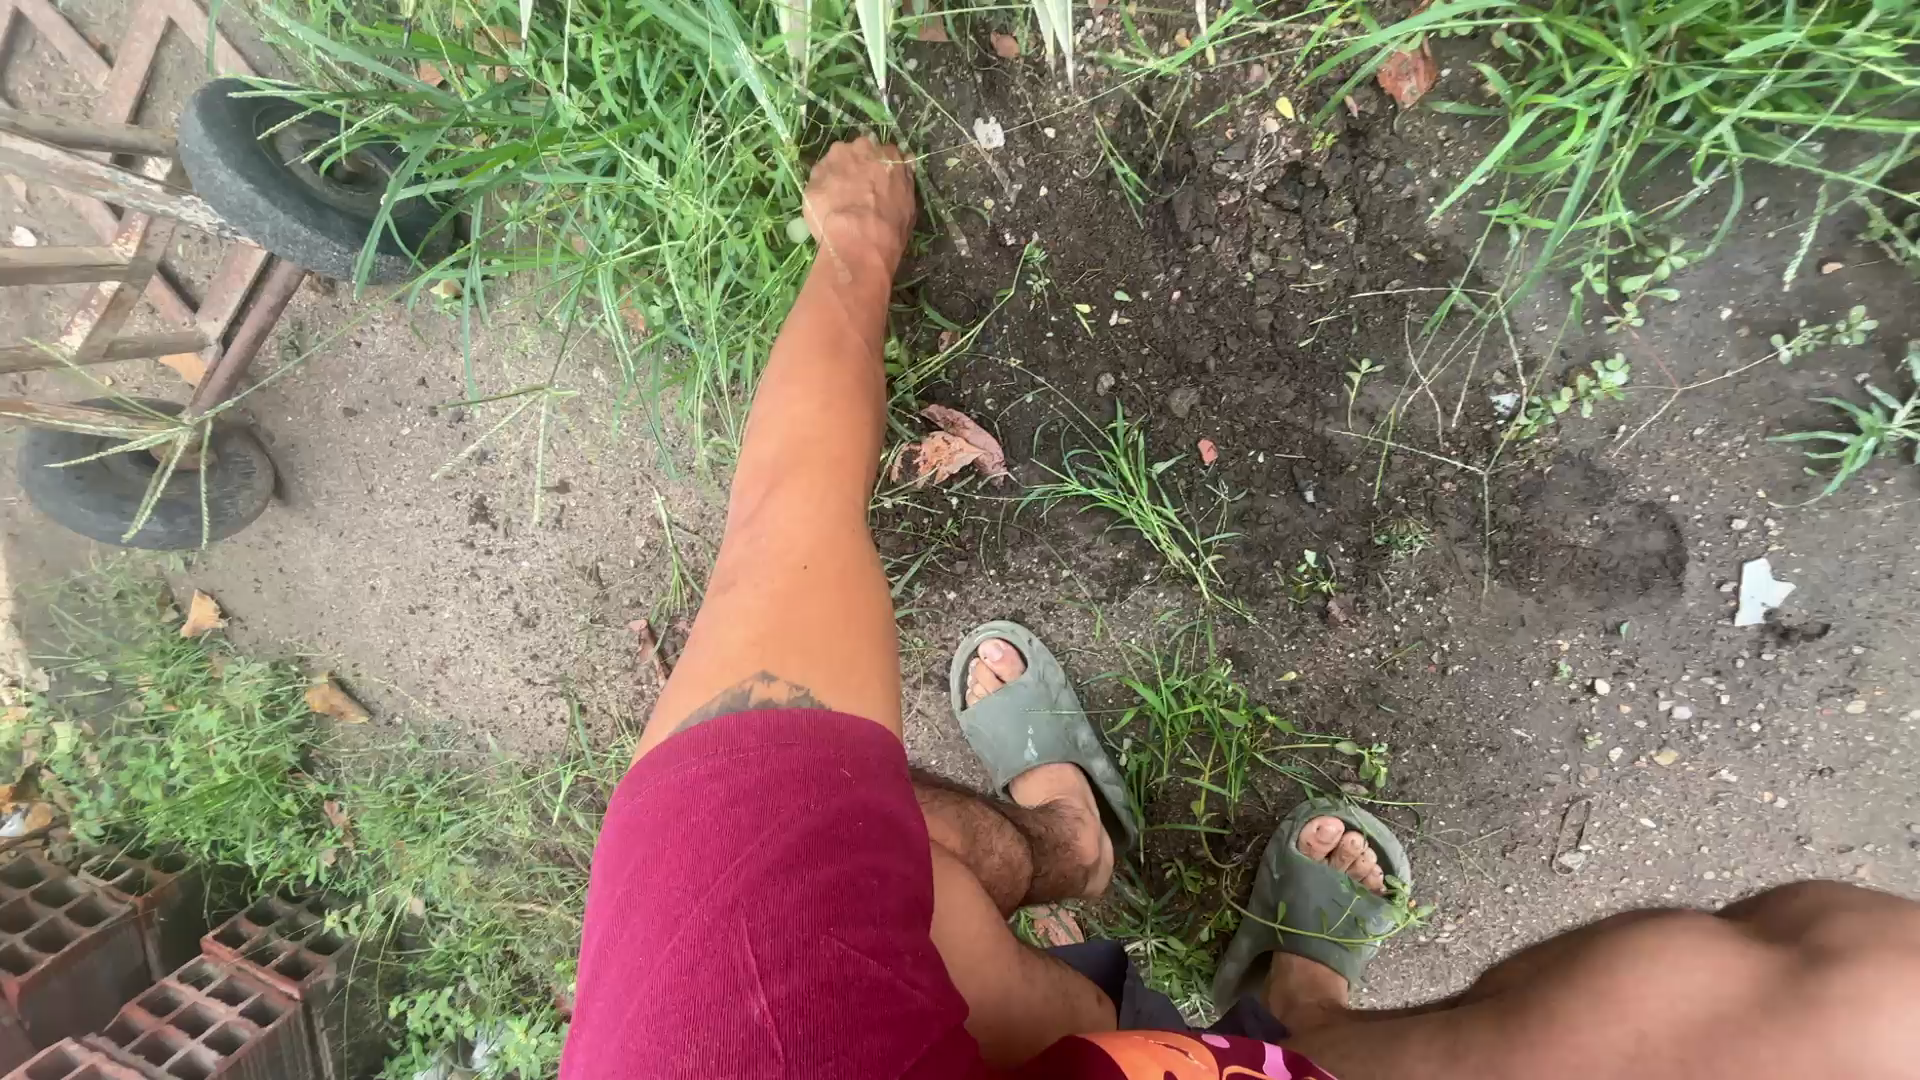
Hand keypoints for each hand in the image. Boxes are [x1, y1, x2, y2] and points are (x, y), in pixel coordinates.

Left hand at [802, 137, 915, 268]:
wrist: (858, 240)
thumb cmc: (890, 227)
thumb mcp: (909, 205)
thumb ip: (903, 182)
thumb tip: (905, 167)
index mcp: (886, 154)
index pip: (884, 154)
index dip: (879, 171)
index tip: (878, 185)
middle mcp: (859, 148)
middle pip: (856, 154)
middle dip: (856, 169)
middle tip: (857, 194)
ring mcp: (833, 160)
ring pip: (833, 165)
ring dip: (836, 179)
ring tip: (839, 205)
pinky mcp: (813, 178)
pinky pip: (818, 184)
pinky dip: (822, 195)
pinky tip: (828, 213)